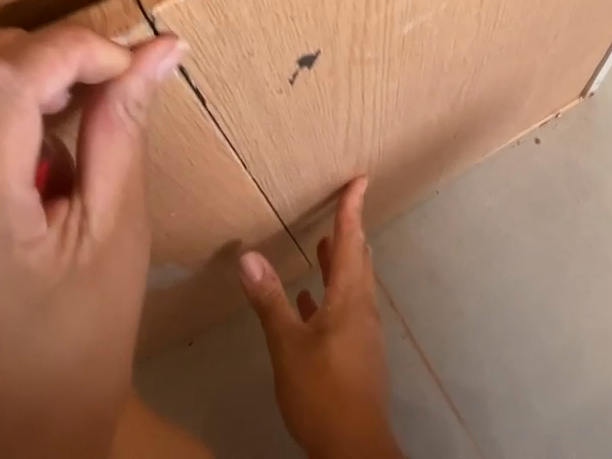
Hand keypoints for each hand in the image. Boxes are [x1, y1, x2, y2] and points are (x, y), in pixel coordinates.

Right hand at [238, 178, 406, 458]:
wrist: (355, 446)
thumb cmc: (323, 390)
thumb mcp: (288, 346)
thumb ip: (270, 301)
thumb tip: (249, 256)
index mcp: (349, 297)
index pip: (350, 240)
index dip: (352, 208)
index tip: (360, 179)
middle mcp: (361, 307)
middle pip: (357, 259)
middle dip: (348, 230)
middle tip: (340, 205)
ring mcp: (362, 331)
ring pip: (352, 283)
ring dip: (338, 261)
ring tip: (320, 244)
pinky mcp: (357, 352)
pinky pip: (345, 308)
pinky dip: (330, 294)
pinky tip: (310, 301)